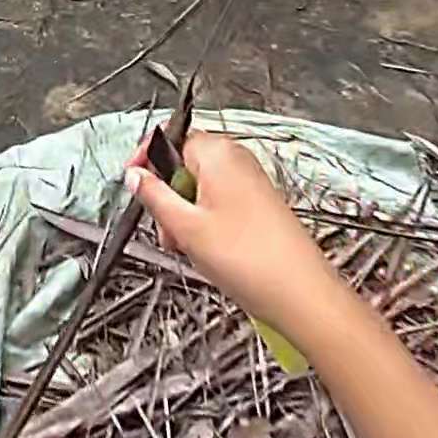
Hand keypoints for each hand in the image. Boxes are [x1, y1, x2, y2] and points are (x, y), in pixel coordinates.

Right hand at [125, 132, 338, 333]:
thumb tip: (134, 176)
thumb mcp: (184, 226)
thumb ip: (153, 195)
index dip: (146, 159)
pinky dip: (205, 219)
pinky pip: (218, 199)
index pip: (169, 139)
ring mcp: (249, 180)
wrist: (304, 298)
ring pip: (199, 185)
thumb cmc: (248, 259)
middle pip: (183, 164)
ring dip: (184, 212)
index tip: (133, 182)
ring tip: (187, 245)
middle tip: (165, 228)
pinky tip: (208, 248)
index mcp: (216, 153)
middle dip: (167, 194)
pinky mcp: (259, 202)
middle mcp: (234, 159)